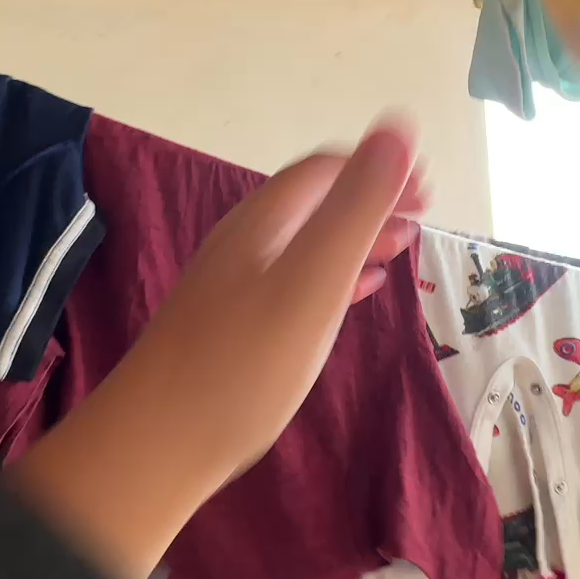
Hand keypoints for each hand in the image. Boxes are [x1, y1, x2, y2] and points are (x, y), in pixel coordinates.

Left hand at [10, 118, 422, 578]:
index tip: (427, 189)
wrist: (152, 450)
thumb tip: (397, 128)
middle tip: (422, 216)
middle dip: (372, 199)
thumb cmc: (244, 364)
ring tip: (401, 246)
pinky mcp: (234, 322)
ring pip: (307, 240)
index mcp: (265, 220)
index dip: (379, 168)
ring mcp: (236, 282)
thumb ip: (356, 206)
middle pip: (317, 200)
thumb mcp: (313, 280)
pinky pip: (295, 278)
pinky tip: (355, 291)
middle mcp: (247, 240)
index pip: (327, 168)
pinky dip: (335, 273)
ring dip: (357, 235)